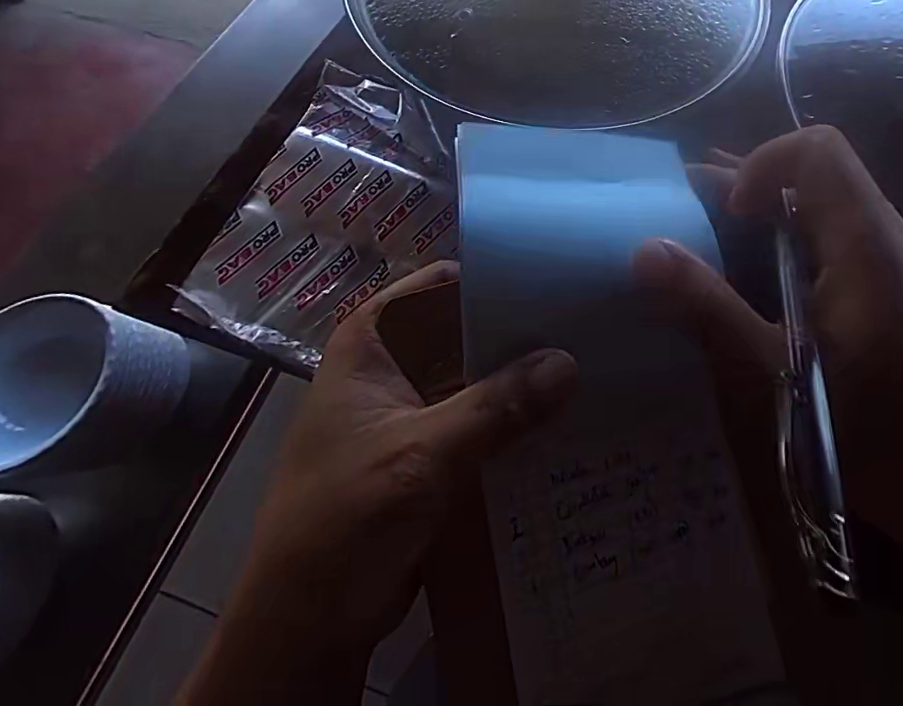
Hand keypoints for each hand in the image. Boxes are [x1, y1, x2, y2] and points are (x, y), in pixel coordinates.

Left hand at [188, 261, 577, 699]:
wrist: (308, 623)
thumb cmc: (345, 519)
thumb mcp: (421, 455)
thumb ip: (495, 407)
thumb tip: (569, 363)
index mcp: (373, 341)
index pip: (443, 284)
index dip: (497, 280)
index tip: (559, 283)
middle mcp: (395, 364)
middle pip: (468, 330)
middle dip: (522, 334)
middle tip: (592, 330)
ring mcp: (415, 408)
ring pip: (481, 378)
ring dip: (525, 381)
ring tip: (595, 369)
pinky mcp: (433, 450)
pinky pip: (485, 421)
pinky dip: (518, 421)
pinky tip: (569, 421)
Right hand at [637, 126, 902, 548]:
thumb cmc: (875, 439)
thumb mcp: (775, 377)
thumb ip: (709, 308)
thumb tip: (646, 251)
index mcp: (869, 246)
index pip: (817, 150)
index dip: (761, 164)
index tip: (728, 215)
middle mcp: (892, 241)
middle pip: (820, 173)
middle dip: (752, 185)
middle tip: (694, 216)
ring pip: (831, 206)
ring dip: (771, 214)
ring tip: (716, 239)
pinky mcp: (902, 293)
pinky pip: (842, 240)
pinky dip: (795, 242)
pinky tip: (764, 282)